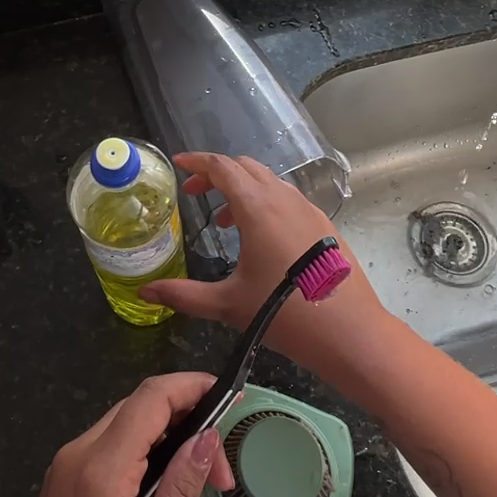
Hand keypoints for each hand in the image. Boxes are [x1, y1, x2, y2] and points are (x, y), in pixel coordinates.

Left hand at [13, 373, 235, 496]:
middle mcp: (74, 457)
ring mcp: (61, 471)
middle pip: (138, 408)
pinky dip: (141, 455)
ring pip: (123, 426)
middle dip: (187, 421)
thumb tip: (207, 437)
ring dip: (166, 439)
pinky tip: (163, 490)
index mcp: (97, 472)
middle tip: (221, 474)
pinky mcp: (59, 487)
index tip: (231, 395)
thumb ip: (180, 495)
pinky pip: (106, 450)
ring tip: (201, 485)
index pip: (151, 398)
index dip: (192, 386)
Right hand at [141, 153, 391, 376]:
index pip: (223, 168)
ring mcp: (309, 209)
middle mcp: (284, 199)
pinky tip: (261, 237)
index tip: (179, 163)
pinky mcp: (324, 225)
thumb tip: (145, 291)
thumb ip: (184, 294)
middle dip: (217, 174)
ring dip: (242, 189)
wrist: (351, 333)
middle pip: (246, 168)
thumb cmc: (287, 316)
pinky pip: (288, 198)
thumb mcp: (228, 305)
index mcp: (258, 208)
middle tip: (195, 193)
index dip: (198, 162)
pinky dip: (265, 202)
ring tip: (224, 221)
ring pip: (269, 182)